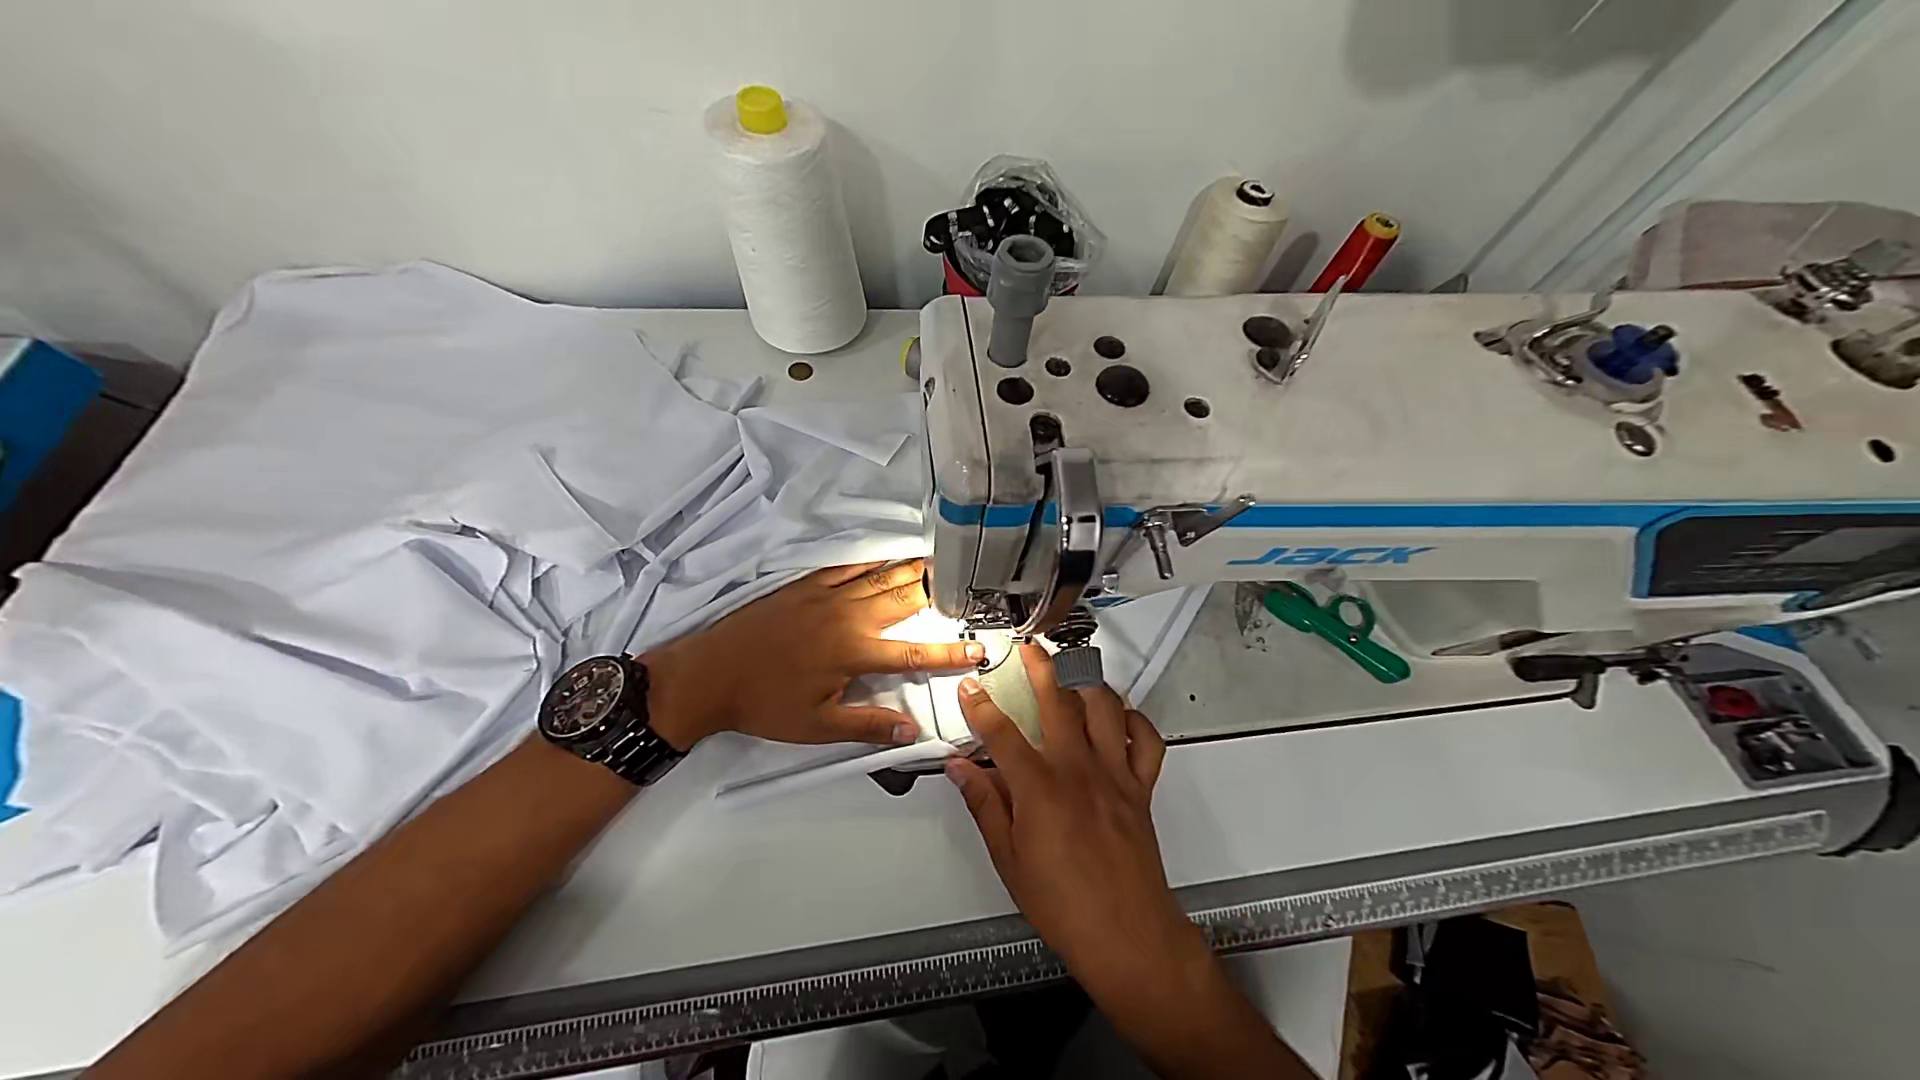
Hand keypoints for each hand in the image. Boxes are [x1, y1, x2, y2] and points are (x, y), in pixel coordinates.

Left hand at [643, 559, 982, 750]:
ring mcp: (825, 596)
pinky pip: (846, 566)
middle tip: (963, 588)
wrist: (711, 674)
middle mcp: (846, 617)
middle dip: (937, 594)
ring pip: (879, 577)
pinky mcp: (805, 586)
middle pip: (904, 600)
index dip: (950, 653)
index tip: (977, 650)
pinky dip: (870, 561)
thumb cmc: (763, 703)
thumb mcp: (816, 726)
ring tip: (936, 564)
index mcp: (853, 652)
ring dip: (910, 571)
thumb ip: (867, 725)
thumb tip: (911, 731)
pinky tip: (883, 558)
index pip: (914, 653)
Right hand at [944, 644, 1195, 993]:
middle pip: (1057, 701)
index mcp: (1040, 790)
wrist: (1127, 935)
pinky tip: (1120, 714)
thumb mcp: (1009, 858)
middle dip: (1039, 667)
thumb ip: (984, 805)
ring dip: (1086, 681)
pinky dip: (1134, 719)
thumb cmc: (1070, 907)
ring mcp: (1113, 775)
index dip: (980, 704)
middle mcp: (1079, 772)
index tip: (971, 688)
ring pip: (1104, 707)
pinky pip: (1145, 739)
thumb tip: (961, 772)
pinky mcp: (1140, 787)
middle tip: (1028, 651)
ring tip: (1072, 670)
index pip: (1001, 732)